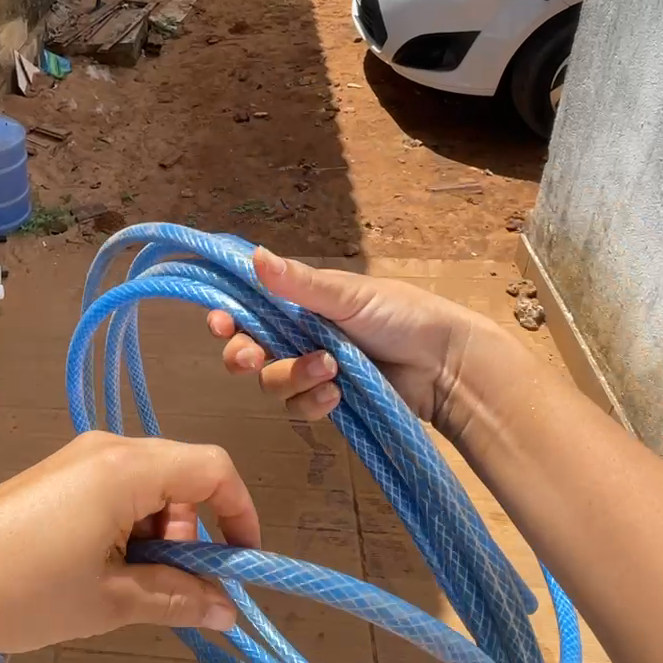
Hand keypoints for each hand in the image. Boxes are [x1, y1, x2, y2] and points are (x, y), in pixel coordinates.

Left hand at [0, 431, 257, 656]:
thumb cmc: (29, 587)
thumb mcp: (110, 599)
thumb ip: (177, 598)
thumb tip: (229, 610)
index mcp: (127, 465)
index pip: (211, 467)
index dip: (239, 511)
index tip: (241, 564)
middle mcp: (108, 447)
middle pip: (181, 474)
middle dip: (192, 531)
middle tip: (171, 586)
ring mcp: (80, 457)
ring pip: (149, 485)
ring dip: (159, 533)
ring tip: (128, 585)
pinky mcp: (60, 475)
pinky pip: (117, 489)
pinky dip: (129, 526)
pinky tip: (101, 567)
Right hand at [207, 247, 529, 437]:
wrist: (445, 364)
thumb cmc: (398, 314)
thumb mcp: (346, 295)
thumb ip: (298, 283)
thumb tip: (253, 255)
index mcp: (298, 303)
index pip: (247, 309)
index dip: (226, 318)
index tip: (217, 323)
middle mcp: (297, 336)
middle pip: (248, 352)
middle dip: (243, 356)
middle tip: (250, 357)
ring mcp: (312, 370)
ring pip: (273, 382)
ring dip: (293, 376)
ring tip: (330, 370)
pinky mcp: (329, 401)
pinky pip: (300, 408)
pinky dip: (313, 402)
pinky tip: (337, 395)